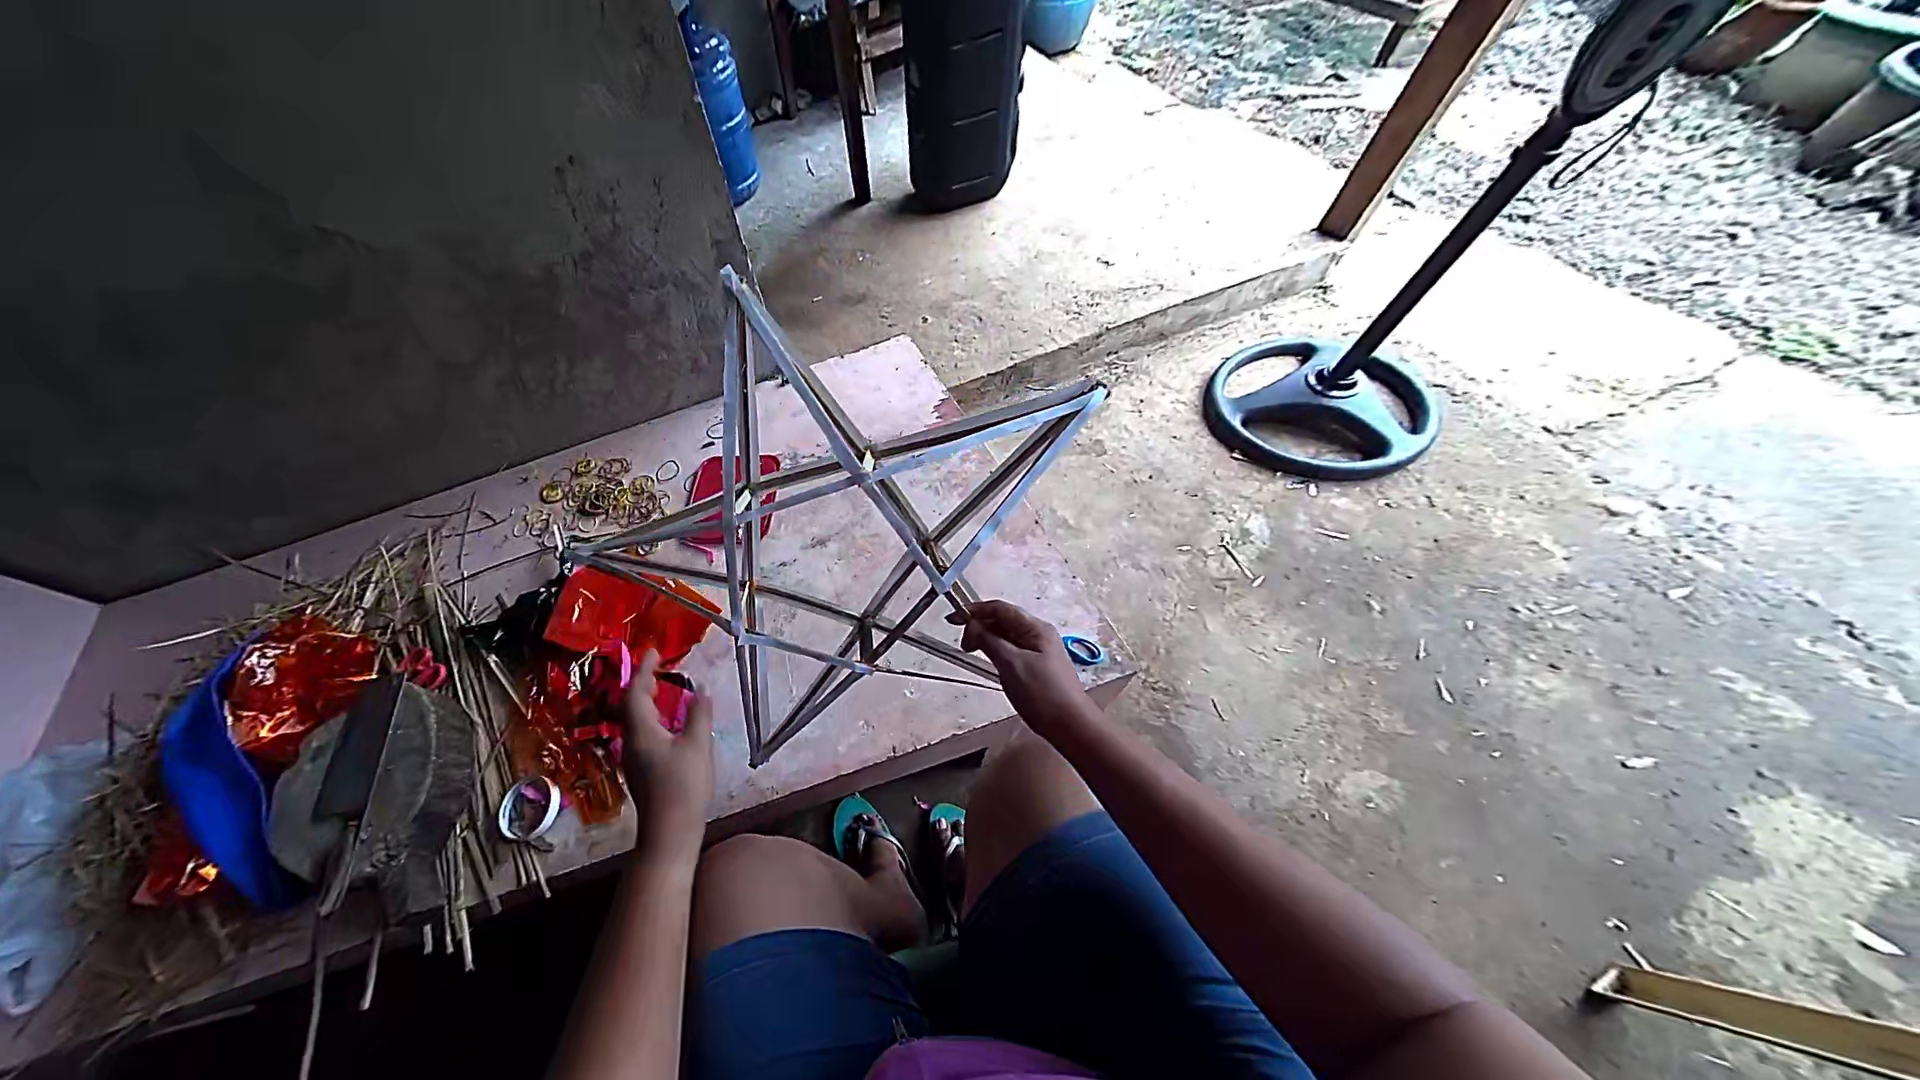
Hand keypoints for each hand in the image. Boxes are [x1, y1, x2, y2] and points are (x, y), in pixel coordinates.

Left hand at [621, 648, 714, 858]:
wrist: (670, 831)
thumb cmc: (683, 786)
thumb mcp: (697, 745)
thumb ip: (699, 714)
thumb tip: (701, 689)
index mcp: (641, 732)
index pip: (636, 692)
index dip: (643, 670)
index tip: (652, 650)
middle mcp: (632, 741)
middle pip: (631, 705)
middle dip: (642, 682)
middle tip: (658, 665)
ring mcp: (635, 757)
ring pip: (636, 719)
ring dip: (647, 698)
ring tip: (663, 685)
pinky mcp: (643, 768)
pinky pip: (644, 730)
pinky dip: (654, 715)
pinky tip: (669, 719)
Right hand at [946, 600, 1090, 736]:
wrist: (1071, 725)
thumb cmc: (1043, 694)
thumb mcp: (1011, 664)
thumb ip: (990, 641)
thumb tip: (972, 626)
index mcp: (1036, 628)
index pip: (1001, 609)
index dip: (975, 610)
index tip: (953, 619)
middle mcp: (1038, 634)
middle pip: (1004, 620)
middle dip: (980, 626)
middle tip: (964, 644)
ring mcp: (1039, 650)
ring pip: (1007, 636)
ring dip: (987, 639)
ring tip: (972, 652)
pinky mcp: (1037, 666)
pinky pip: (1012, 650)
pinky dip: (996, 651)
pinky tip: (989, 662)